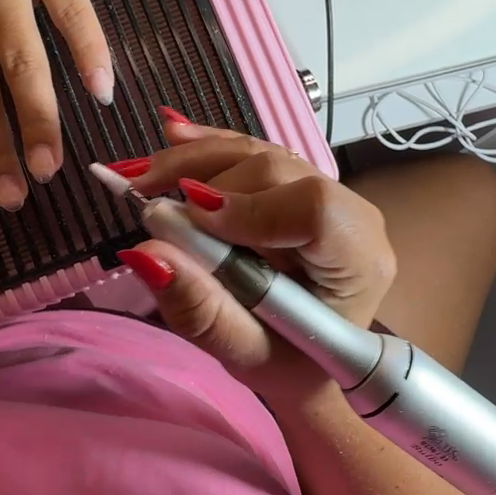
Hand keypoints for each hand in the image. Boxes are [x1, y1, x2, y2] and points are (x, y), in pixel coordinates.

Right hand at [114, 119, 397, 401]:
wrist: (310, 358)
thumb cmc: (290, 363)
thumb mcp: (246, 354)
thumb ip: (204, 311)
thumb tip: (149, 254)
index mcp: (357, 259)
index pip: (314, 207)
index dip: (248, 204)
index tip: (188, 215)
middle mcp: (349, 213)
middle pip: (277, 171)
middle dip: (203, 178)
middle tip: (139, 196)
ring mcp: (324, 191)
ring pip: (258, 153)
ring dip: (194, 158)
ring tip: (138, 172)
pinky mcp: (295, 183)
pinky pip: (252, 152)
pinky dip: (208, 146)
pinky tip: (173, 131)